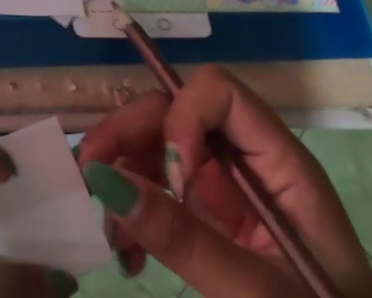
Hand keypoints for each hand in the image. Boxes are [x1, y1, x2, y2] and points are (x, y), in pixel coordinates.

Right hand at [77, 67, 371, 297]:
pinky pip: (152, 188)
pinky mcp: (205, 218)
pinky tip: (127, 254)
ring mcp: (223, 189)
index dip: (182, 118)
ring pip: (154, 146)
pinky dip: (129, 210)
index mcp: (281, 165)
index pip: (220, 94)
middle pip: (173, 112)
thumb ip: (187, 241)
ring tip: (109, 235)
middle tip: (90, 179)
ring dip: (120, 176)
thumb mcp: (258, 294)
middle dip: (127, 139)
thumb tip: (106, 181)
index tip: (170, 179)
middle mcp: (247, 163)